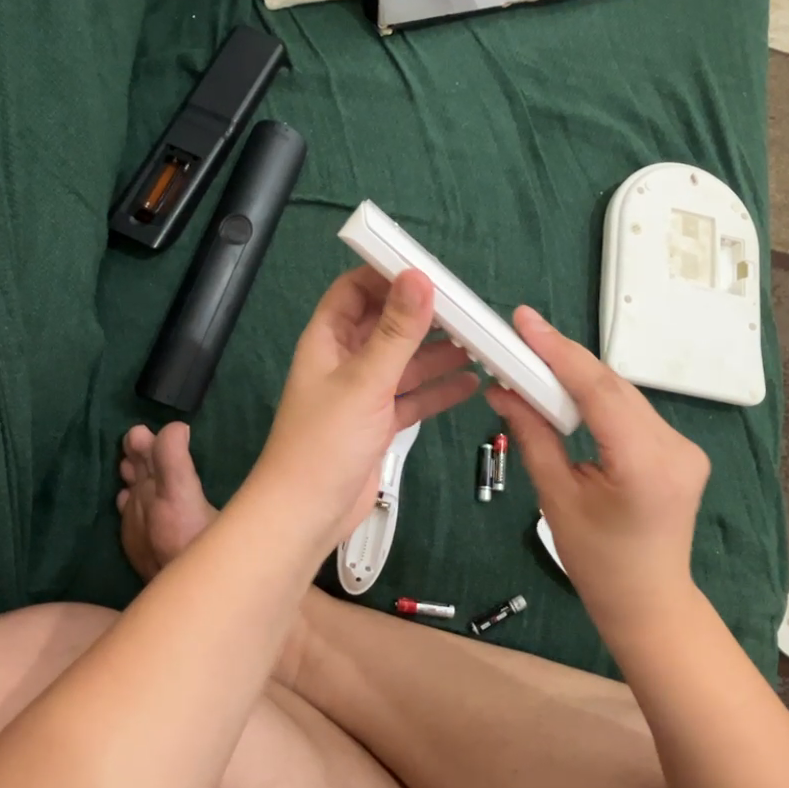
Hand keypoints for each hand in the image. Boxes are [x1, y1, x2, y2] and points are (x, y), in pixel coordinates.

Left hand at [242, 266, 481, 553]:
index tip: (429, 272)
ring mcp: (363, 393)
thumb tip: (419, 277)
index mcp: (328, 340)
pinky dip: (438, 390)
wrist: (307, 515)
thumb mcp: (365, 381)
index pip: (355, 290)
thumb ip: (396, 332)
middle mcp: (345, 360)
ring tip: (480, 344)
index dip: (387, 276)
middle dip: (423, 315)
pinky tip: (470, 383)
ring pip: (405, 362)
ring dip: (438, 353)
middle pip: (387, 324)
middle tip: (468, 310)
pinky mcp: (378, 424)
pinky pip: (412, 397)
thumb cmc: (325, 442)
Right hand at [485, 307, 709, 632]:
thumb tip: (503, 390)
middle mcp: (675, 447)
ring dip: (580, 377)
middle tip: (519, 335)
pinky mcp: (681, 449)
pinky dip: (598, 396)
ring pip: (623, 394)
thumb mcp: (556, 497)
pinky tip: (569, 390)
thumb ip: (533, 435)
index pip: (598, 391)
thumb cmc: (597, 561)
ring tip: (536, 360)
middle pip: (612, 386)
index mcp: (645, 464)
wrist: (648, 601)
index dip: (558, 351)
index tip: (524, 320)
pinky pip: (632, 410)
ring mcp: (684, 446)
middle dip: (564, 359)